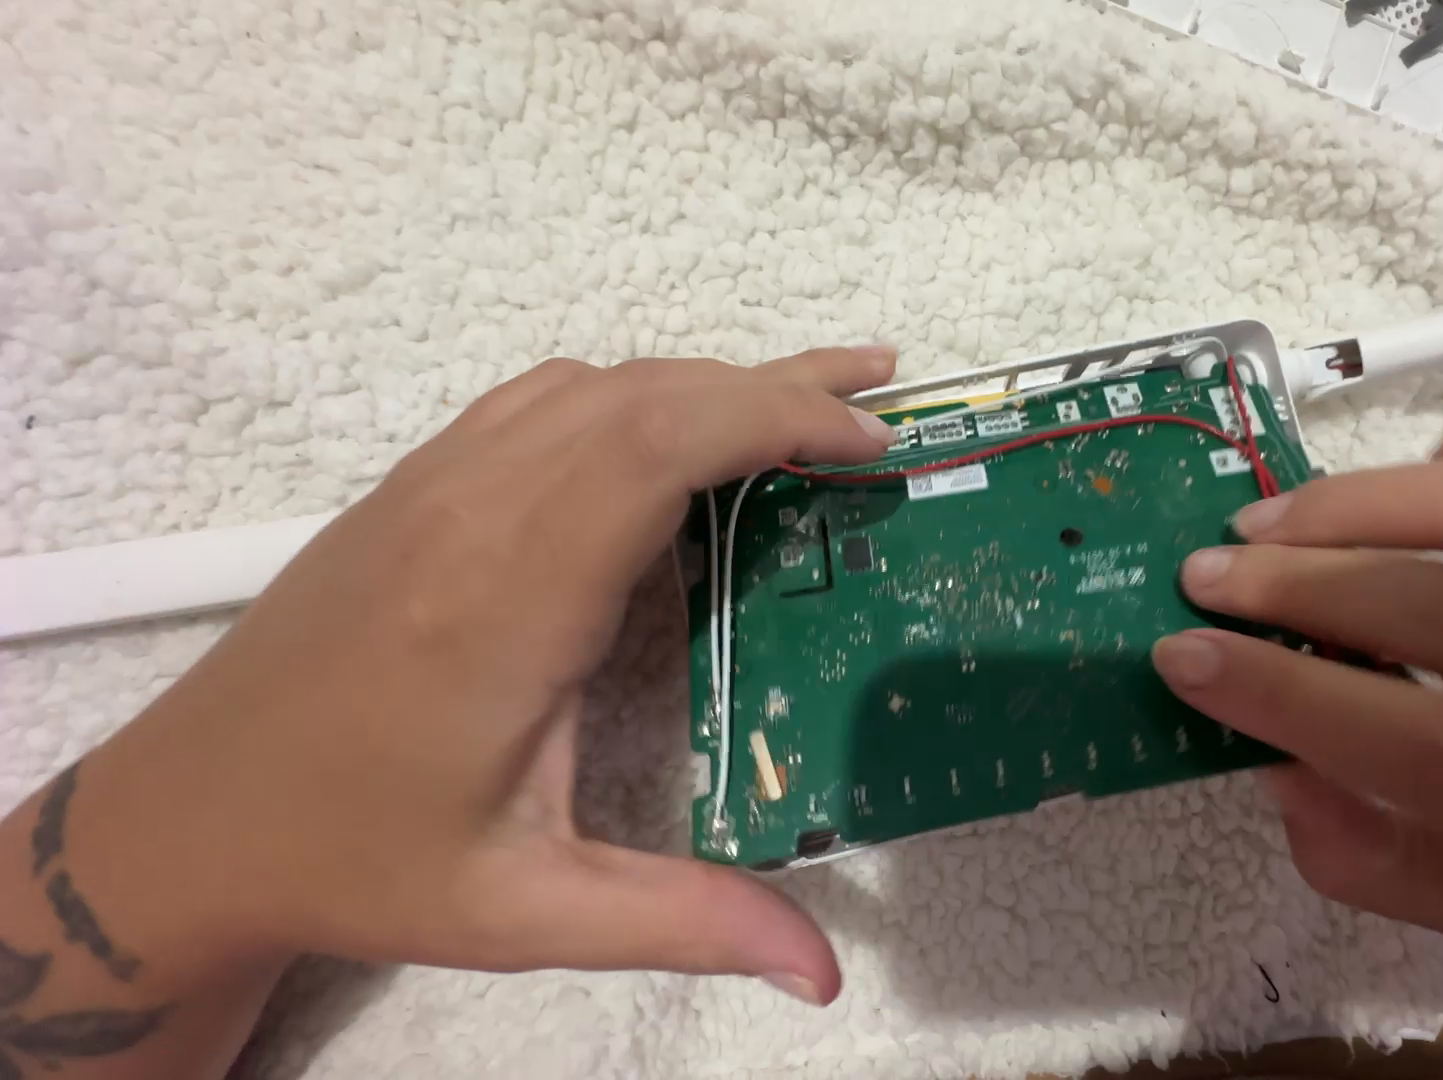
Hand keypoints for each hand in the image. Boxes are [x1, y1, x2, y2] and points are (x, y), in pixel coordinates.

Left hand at [76, 346, 897, 1004]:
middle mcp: (475, 506)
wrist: (181, 820)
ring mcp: (444, 477)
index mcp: (509, 598)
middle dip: (781, 386)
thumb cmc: (364, 857)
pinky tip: (691, 423)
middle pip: (651, 394)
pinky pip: (559, 396)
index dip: (775, 420)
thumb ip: (686, 924)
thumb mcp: (526, 910)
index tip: (866, 442)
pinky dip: (653, 390)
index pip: (657, 448)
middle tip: (878, 405)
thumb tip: (823, 970)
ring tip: (815, 397)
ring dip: (724, 380)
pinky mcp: (431, 476)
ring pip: (610, 382)